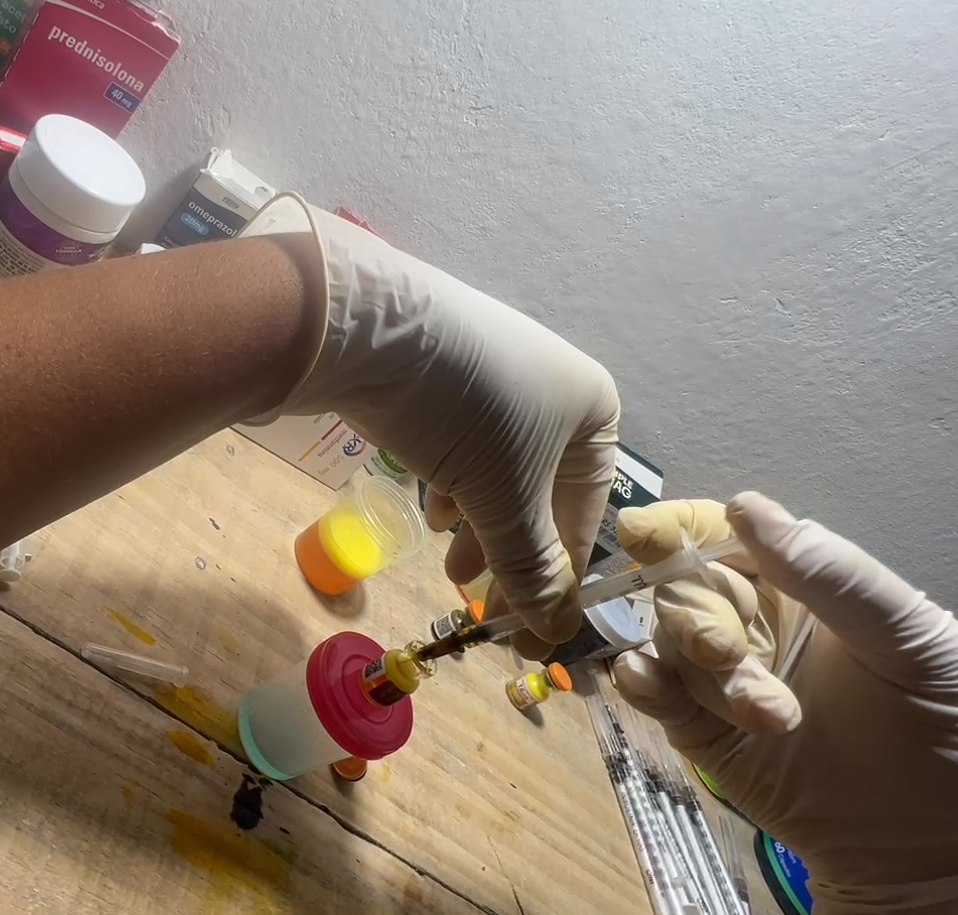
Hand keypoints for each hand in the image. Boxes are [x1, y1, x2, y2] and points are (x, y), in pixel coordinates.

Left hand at [243, 196, 620, 645]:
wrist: (367, 328)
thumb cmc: (458, 413)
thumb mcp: (500, 496)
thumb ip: (528, 565)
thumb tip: (554, 630)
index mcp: (590, 406)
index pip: (585, 507)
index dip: (557, 568)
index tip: (525, 616)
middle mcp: (549, 384)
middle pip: (537, 487)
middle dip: (508, 546)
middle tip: (474, 594)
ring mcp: (491, 371)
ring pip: (494, 466)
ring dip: (477, 520)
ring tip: (447, 557)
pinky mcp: (441, 370)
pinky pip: (461, 439)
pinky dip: (453, 479)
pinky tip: (434, 505)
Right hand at [613, 494, 957, 914]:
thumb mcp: (922, 646)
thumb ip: (836, 575)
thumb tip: (743, 506)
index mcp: (800, 586)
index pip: (724, 536)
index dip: (679, 526)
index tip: (649, 533)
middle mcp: (750, 622)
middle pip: (682, 587)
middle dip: (696, 614)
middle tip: (729, 652)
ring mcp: (718, 675)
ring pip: (668, 640)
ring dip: (703, 671)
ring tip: (770, 717)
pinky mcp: (697, 726)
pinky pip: (648, 689)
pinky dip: (638, 680)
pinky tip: (647, 684)